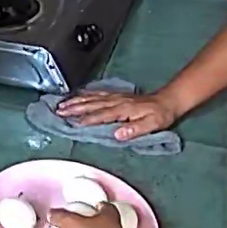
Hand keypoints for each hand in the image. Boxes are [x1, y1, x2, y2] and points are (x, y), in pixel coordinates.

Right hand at [54, 89, 181, 140]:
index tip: (73, 124)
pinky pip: (96, 93)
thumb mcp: (153, 125)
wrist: (168, 100)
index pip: (101, 115)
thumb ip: (135, 129)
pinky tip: (77, 95)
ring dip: (75, 101)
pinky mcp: (115, 95)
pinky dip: (84, 94)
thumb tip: (118, 134)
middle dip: (74, 108)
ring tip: (61, 104)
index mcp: (123, 110)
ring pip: (91, 98)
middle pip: (91, 104)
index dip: (87, 120)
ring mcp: (114, 96)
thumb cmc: (160, 115)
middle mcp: (116, 101)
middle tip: (59, 111)